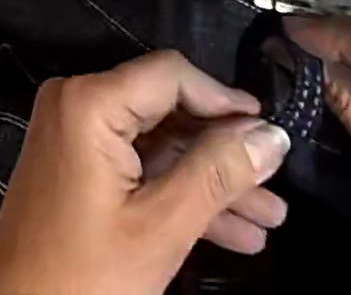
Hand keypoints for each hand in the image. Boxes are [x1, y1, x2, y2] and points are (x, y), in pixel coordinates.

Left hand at [0, 50, 292, 294]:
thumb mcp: (159, 228)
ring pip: (160, 141)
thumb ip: (219, 174)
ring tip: (267, 216)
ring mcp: (78, 131)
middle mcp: (80, 101)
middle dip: (223, 151)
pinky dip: (179, 190)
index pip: (171, 75)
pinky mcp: (80, 162)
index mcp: (90, 101)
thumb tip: (272, 136)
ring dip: (210, 178)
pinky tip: (232, 230)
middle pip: (169, 108)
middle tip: (273, 181)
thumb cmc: (81, 280)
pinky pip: (140, 162)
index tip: (267, 128)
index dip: (224, 99)